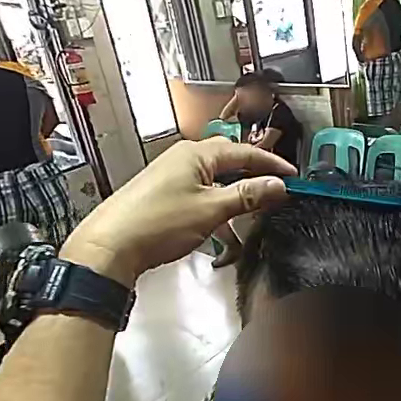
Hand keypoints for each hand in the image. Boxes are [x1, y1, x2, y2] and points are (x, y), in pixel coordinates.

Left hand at [60, 139, 293, 286]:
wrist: (109, 247)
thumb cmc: (155, 224)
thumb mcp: (211, 210)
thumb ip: (248, 195)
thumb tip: (277, 185)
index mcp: (196, 154)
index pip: (245, 152)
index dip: (272, 164)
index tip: (291, 176)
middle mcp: (183, 157)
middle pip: (230, 158)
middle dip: (255, 171)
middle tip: (276, 187)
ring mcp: (171, 174)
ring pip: (215, 174)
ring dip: (237, 187)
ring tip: (254, 203)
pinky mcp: (163, 191)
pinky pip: (201, 186)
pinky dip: (219, 196)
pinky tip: (223, 214)